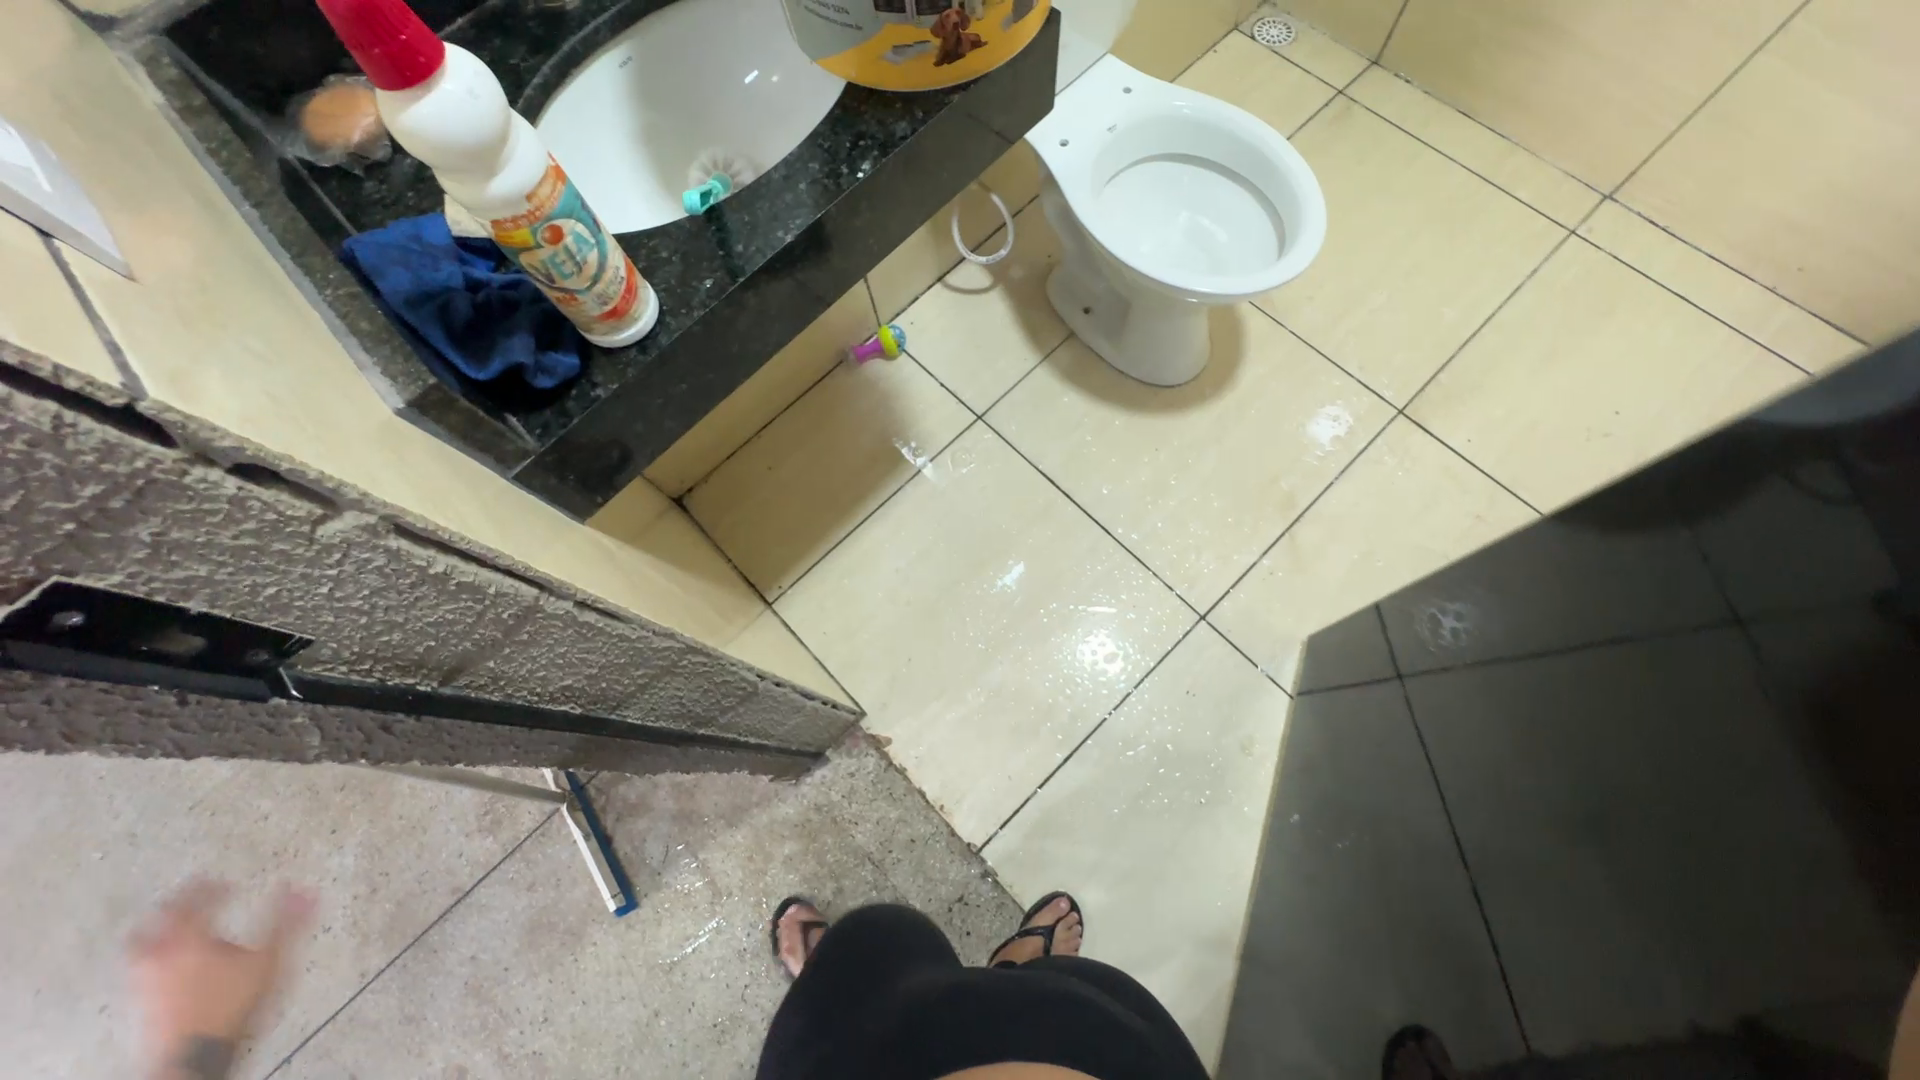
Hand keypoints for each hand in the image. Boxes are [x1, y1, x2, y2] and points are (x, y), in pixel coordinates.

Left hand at [127, 880, 314, 1079]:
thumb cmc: (232, 1002)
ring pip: (140, 949)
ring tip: (167, 930)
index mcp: (191, 938)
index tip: (221, 881)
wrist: (195, 1053)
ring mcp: (146, 982)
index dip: (208, 888)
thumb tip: (305, 890)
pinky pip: (140, 972)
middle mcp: (161, 955)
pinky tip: (167, 967)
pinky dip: (152, 959)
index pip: (194, 902)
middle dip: (171, 906)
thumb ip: (287, 922)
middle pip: (154, 923)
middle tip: (184, 897)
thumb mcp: (270, 958)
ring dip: (154, 934)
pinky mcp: (142, 1004)